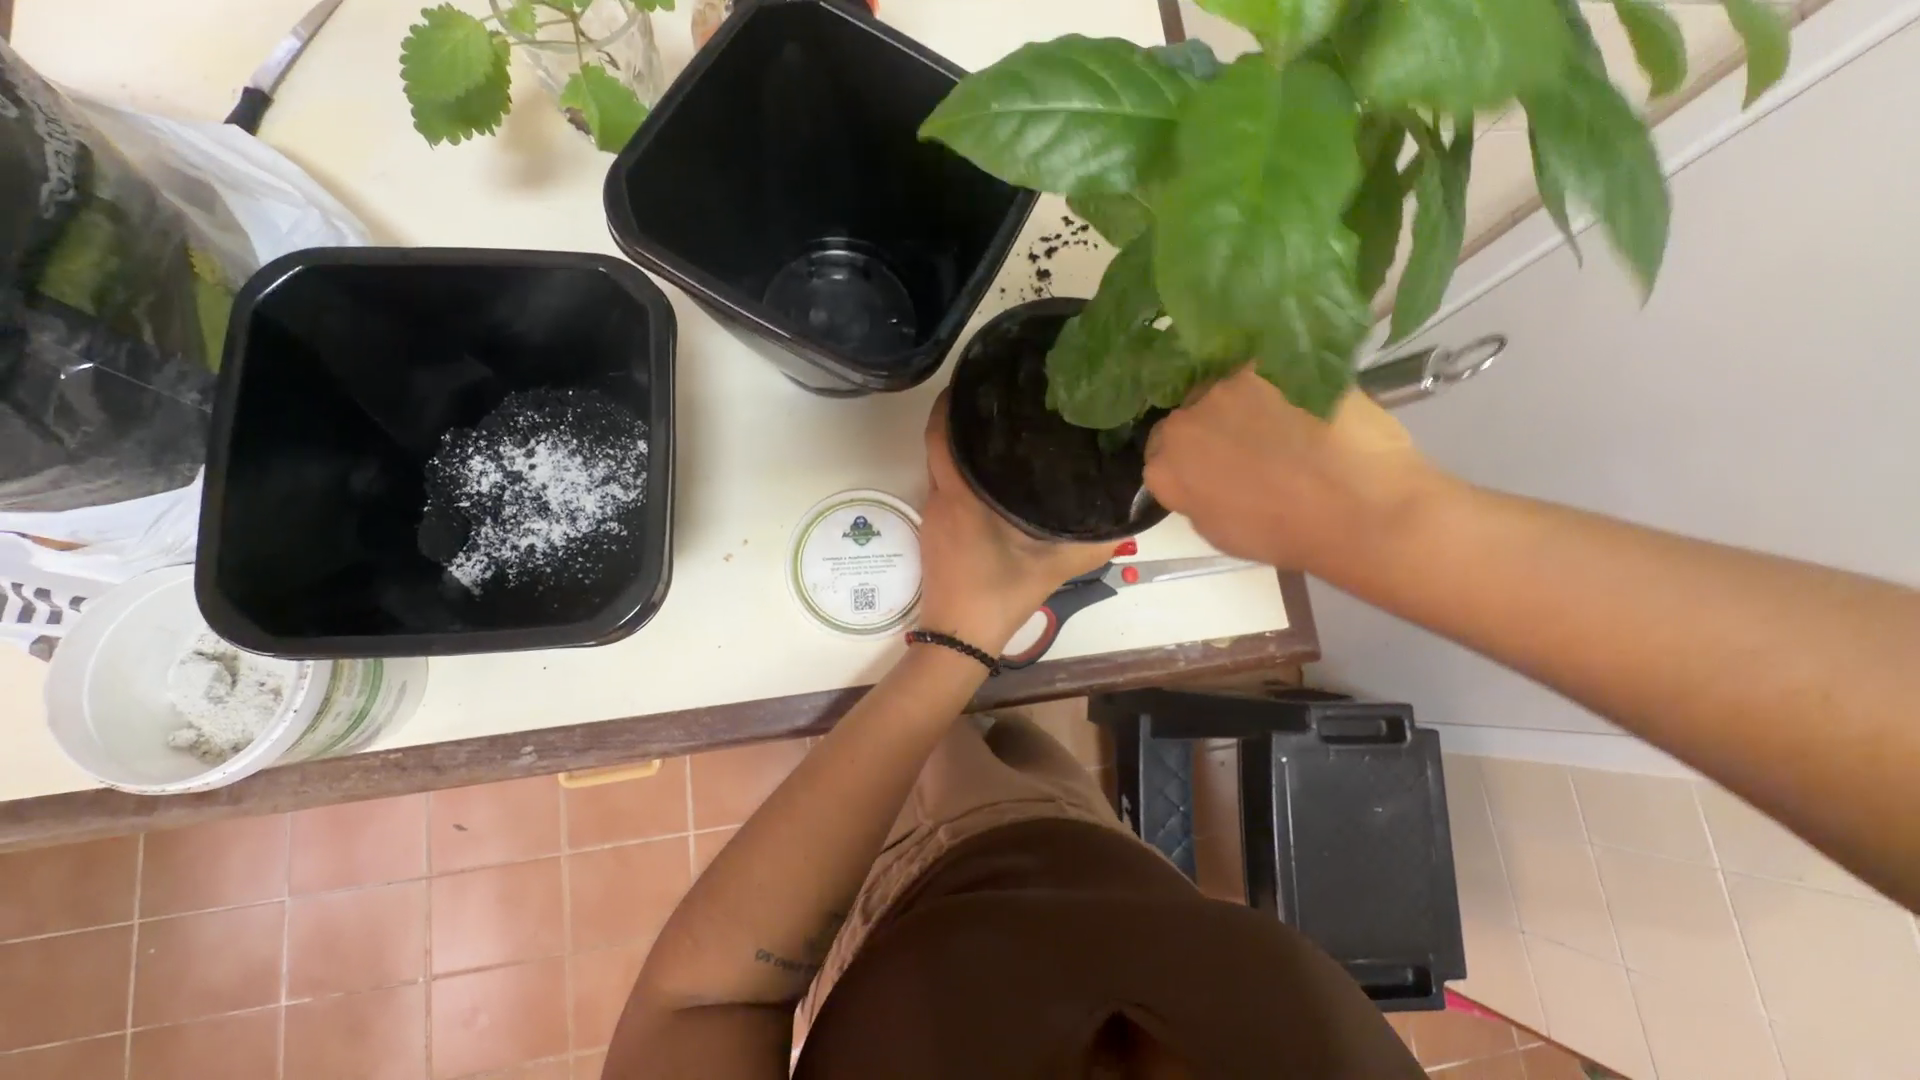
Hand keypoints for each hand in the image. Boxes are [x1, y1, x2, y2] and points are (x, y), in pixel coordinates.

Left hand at [917, 393, 1112, 649]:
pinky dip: (960, 471)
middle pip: (939, 444)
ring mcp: (933, 516)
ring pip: (941, 467)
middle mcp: (939, 499)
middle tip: (1001, 398)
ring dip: (961, 446)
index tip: (974, 378)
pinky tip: (992, 472)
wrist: (958, 639)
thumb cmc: (999, 597)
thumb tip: (1128, 511)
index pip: (940, 434)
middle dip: (962, 417)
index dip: (950, 402)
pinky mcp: (934, 532)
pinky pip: (944, 487)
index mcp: (960, 497)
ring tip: (1001, 427)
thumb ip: (1092, 541)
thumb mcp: (1053, 567)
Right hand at [1143, 370, 1450, 572]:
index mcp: (1165, 468)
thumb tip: (1204, 476)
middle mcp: (1183, 420)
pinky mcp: (1272, 364)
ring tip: (1279, 423)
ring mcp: (1227, 386)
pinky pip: (1261, 372)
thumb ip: (1195, 495)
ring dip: (1240, 403)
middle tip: (1244, 447)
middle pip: (1186, 415)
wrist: (1357, 506)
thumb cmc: (1286, 534)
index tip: (1211, 471)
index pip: (1159, 455)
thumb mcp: (1219, 531)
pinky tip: (1299, 403)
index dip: (1187, 462)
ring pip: (1223, 389)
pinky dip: (1274, 384)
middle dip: (1208, 428)